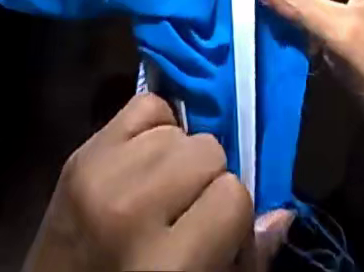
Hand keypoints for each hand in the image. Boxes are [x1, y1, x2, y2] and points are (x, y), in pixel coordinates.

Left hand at [25, 94, 292, 271]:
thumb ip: (244, 258)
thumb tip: (282, 213)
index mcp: (163, 265)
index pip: (234, 195)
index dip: (233, 218)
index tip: (217, 238)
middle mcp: (130, 211)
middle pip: (208, 152)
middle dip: (207, 181)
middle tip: (188, 214)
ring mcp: (100, 176)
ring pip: (181, 129)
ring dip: (180, 156)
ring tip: (163, 190)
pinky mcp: (80, 154)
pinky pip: (146, 106)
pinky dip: (154, 128)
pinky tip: (144, 162)